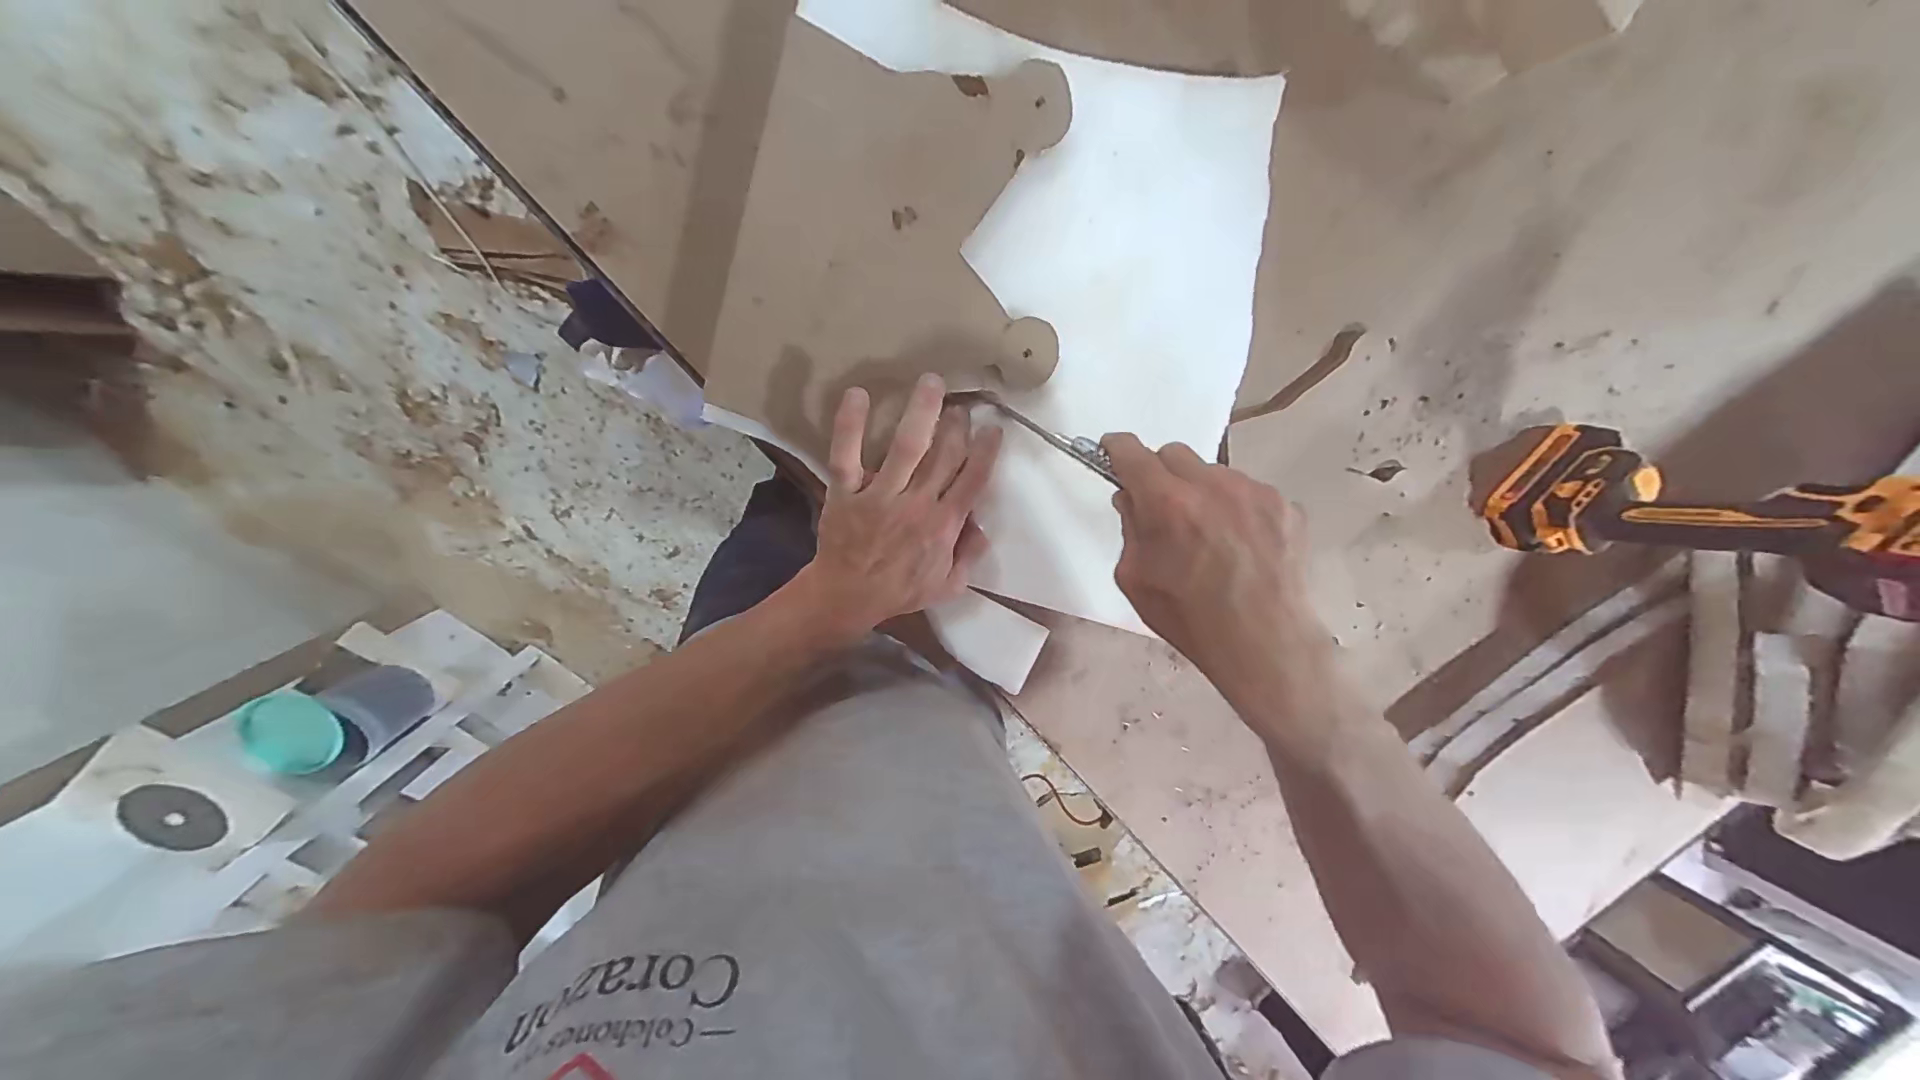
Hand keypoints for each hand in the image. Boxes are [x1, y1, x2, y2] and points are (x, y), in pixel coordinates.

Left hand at [787, 374, 1002, 641]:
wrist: (847, 596)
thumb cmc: (899, 590)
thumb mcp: (948, 585)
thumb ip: (969, 555)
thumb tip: (983, 525)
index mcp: (943, 526)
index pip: (973, 480)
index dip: (987, 451)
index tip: (993, 429)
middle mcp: (917, 505)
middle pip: (945, 455)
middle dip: (958, 425)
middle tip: (962, 405)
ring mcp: (880, 496)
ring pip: (907, 446)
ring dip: (922, 411)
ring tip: (932, 383)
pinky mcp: (846, 492)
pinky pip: (847, 454)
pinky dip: (850, 424)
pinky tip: (858, 394)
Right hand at [1104, 433, 1326, 700]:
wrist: (1263, 643)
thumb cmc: (1189, 617)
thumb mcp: (1135, 578)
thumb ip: (1130, 528)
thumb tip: (1132, 499)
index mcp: (1167, 503)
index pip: (1132, 453)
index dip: (1116, 450)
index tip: (1112, 454)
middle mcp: (1212, 485)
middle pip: (1174, 453)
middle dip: (1160, 474)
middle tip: (1162, 508)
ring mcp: (1255, 492)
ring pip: (1213, 472)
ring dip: (1201, 491)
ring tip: (1208, 534)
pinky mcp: (1285, 506)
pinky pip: (1248, 492)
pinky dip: (1235, 508)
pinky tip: (1239, 545)